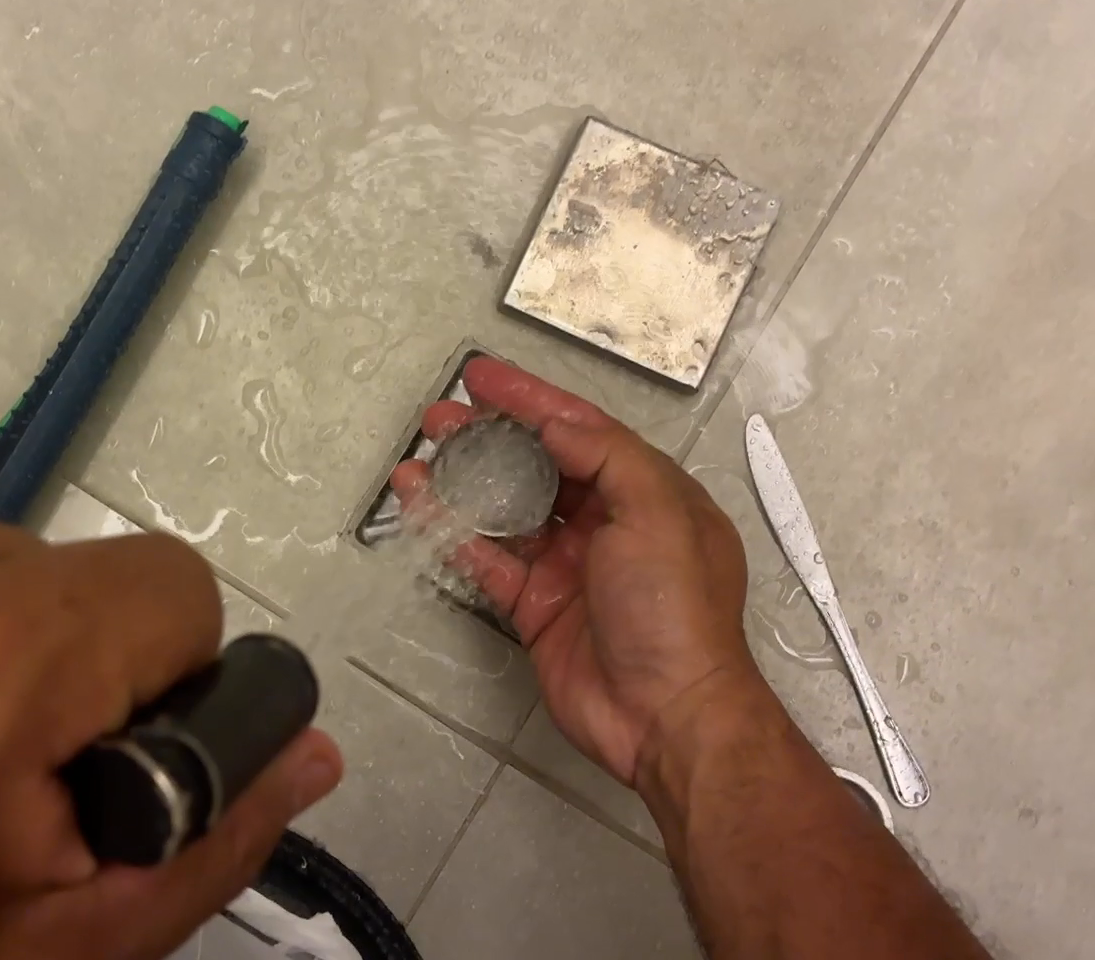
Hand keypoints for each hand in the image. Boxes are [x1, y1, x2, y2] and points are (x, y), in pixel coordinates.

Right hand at [391, 357, 753, 784]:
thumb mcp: (659, 515)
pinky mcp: (533, 603)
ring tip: (420, 458)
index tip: (483, 378)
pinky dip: (454, 534)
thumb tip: (556, 426)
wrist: (664, 716)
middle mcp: (602, 522)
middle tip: (440, 417)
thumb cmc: (674, 610)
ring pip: (504, 509)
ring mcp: (564, 563)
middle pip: (535, 464)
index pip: (579, 429)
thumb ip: (608, 458)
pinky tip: (422, 510)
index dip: (529, 398)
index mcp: (642, 493)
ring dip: (462, 482)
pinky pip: (487, 558)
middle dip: (487, 435)